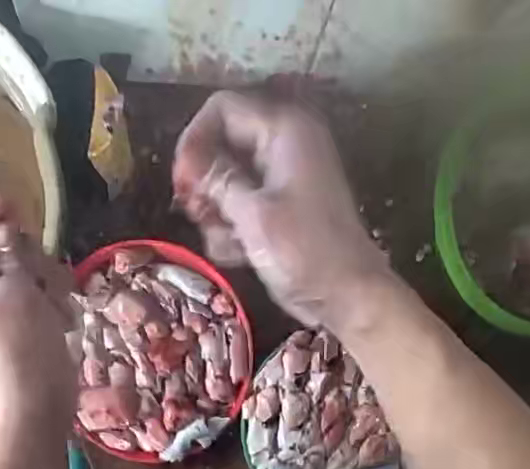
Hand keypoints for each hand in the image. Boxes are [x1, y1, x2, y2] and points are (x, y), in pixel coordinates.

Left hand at [0, 191, 74, 436]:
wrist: (34, 410)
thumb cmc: (22, 350)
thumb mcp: (20, 290)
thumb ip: (12, 250)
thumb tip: (7, 229)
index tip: (15, 213)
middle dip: (23, 251)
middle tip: (42, 271)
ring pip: (16, 271)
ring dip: (44, 280)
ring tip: (58, 306)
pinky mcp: (14, 327)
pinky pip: (29, 298)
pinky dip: (49, 302)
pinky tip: (63, 321)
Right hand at [173, 91, 392, 326]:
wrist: (348, 296)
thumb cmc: (305, 253)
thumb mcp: (253, 216)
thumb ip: (218, 181)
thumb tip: (189, 160)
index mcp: (284, 131)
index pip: (222, 110)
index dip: (194, 142)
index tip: (181, 184)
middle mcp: (285, 146)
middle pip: (223, 146)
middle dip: (206, 184)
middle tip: (197, 216)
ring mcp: (285, 180)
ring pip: (231, 181)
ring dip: (218, 213)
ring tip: (225, 242)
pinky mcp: (284, 211)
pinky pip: (246, 206)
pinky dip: (236, 229)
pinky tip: (238, 255)